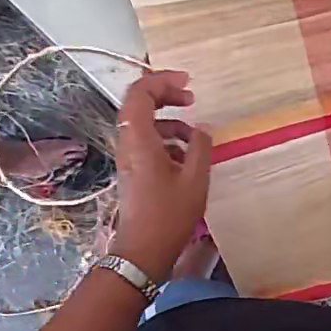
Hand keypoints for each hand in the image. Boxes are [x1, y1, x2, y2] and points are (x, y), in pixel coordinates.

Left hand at [110, 70, 211, 282]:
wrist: (144, 249)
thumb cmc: (170, 214)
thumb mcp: (195, 178)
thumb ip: (200, 146)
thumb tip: (203, 126)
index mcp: (139, 139)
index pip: (141, 93)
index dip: (162, 80)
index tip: (188, 82)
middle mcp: (128, 143)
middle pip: (139, 104)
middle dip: (166, 95)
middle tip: (191, 98)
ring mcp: (128, 157)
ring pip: (145, 124)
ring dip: (170, 122)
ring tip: (194, 135)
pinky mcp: (133, 170)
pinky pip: (147, 142)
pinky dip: (167, 140)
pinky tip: (187, 157)